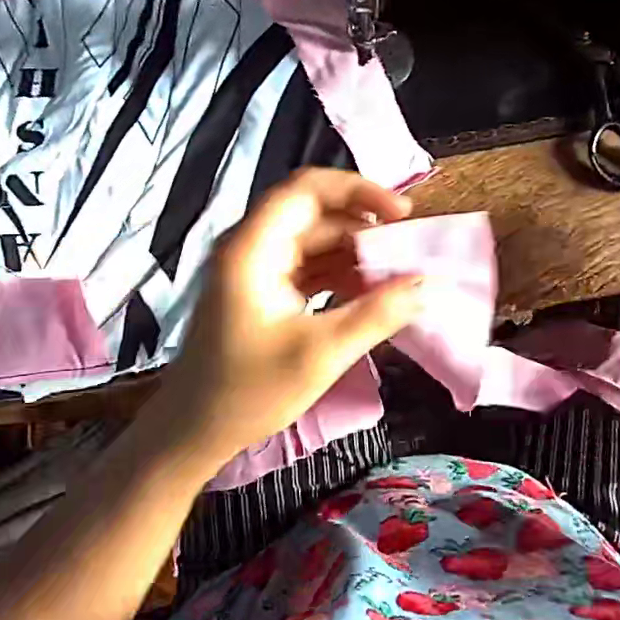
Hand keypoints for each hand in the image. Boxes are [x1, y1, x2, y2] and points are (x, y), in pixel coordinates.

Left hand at [149, 169, 425, 469]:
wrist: (192, 430)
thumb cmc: (248, 392)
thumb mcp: (320, 355)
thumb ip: (377, 315)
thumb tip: (427, 284)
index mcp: (252, 248)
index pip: (307, 189)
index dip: (358, 189)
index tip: (402, 212)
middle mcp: (251, 246)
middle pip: (314, 213)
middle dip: (364, 226)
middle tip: (408, 249)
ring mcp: (255, 267)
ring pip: (313, 240)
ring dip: (355, 253)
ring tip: (398, 274)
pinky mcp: (261, 289)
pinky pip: (307, 265)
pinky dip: (339, 273)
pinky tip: (371, 292)